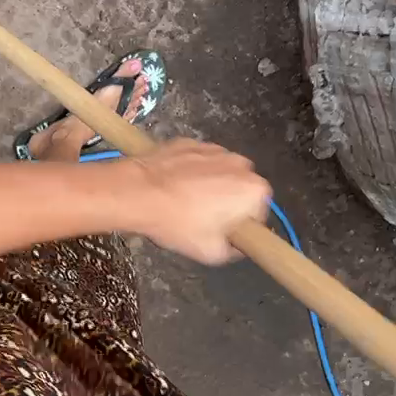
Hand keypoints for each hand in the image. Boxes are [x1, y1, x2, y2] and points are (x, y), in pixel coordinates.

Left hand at [128, 140, 272, 264]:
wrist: (137, 192)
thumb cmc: (176, 222)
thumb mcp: (211, 252)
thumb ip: (234, 251)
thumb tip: (235, 246)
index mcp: (255, 191)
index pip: (257, 215)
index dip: (239, 227)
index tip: (220, 233)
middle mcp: (241, 164)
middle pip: (239, 190)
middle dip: (225, 204)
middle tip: (199, 220)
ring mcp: (215, 149)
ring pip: (218, 173)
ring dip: (207, 186)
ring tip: (181, 203)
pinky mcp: (190, 143)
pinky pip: (196, 161)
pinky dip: (188, 172)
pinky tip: (171, 187)